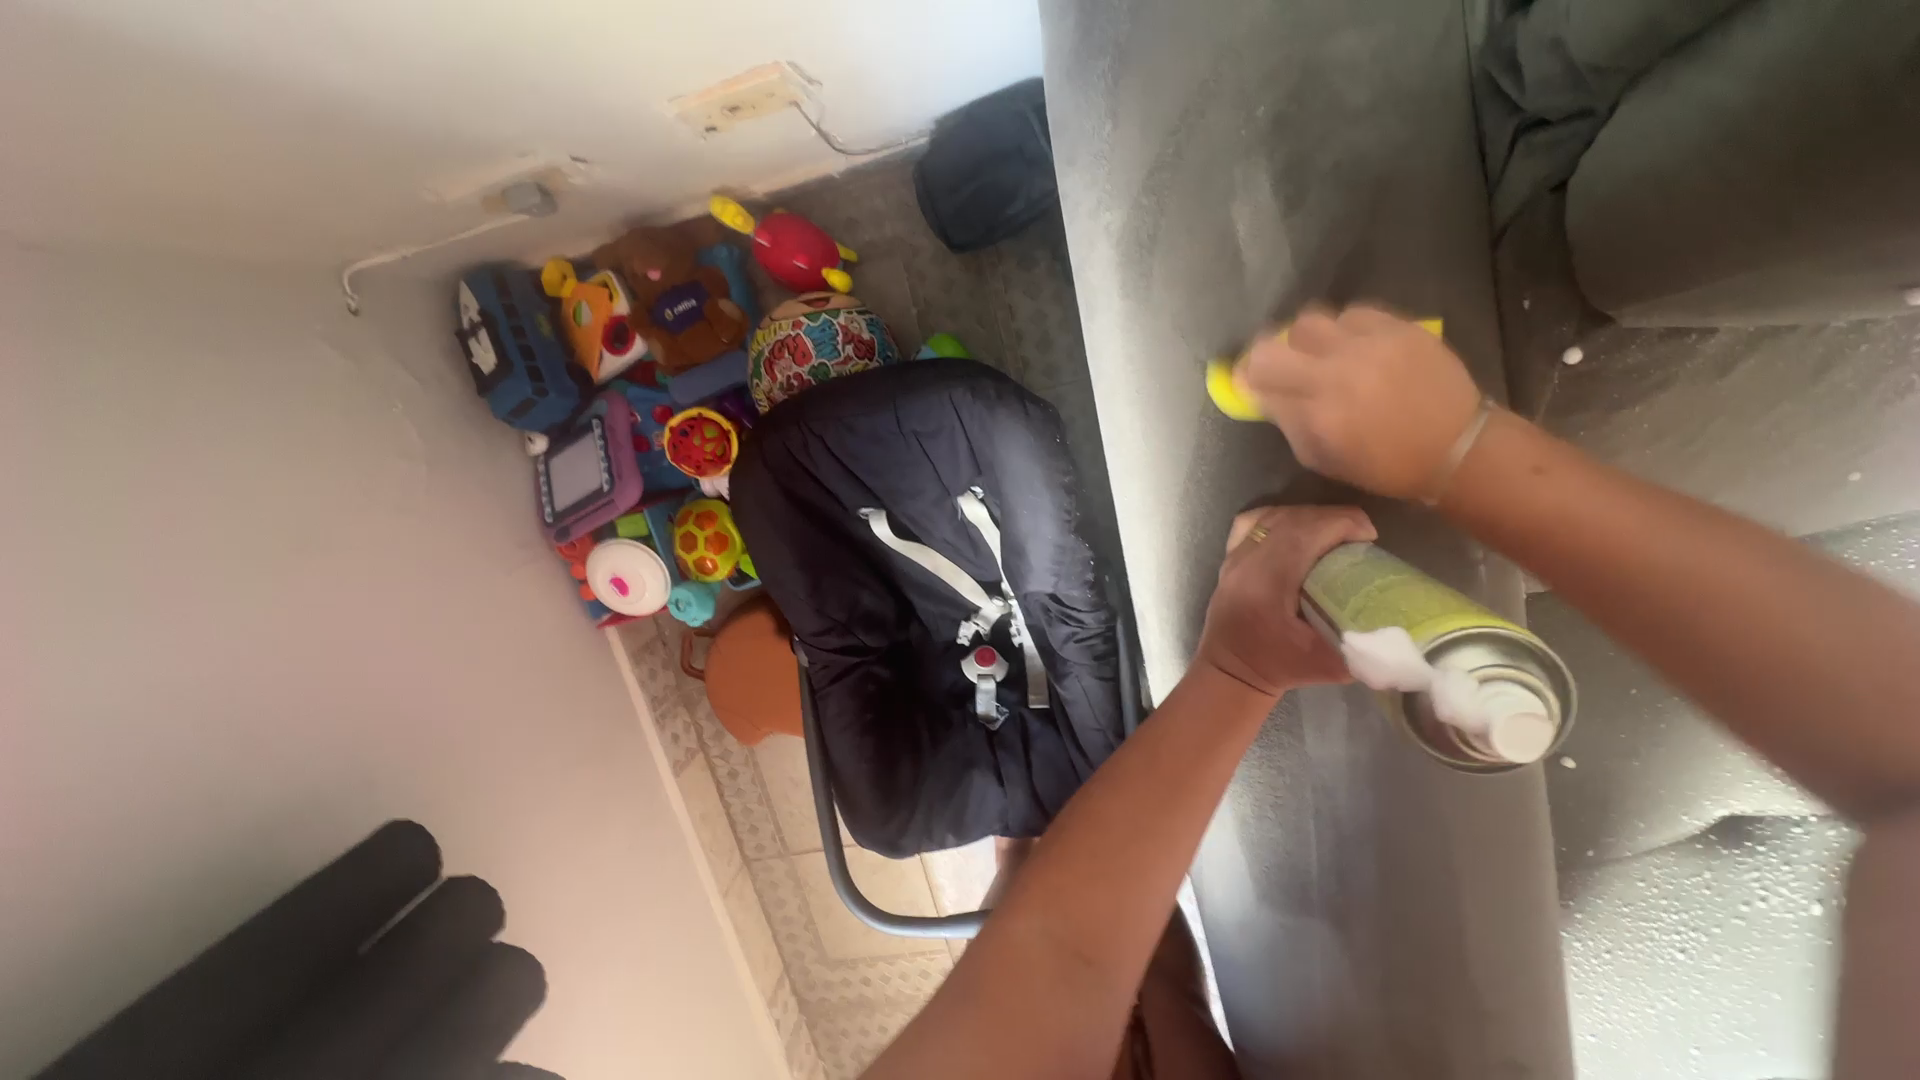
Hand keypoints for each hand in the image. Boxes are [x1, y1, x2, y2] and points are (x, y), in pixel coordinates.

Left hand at [1195, 505, 1377, 697]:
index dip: (1341, 523)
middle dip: (1332, 518)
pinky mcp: (1230, 557)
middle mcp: (1246, 563)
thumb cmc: (1278, 668)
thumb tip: (1406, 632)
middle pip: (1291, 519)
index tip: (1369, 536)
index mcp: (1266, 584)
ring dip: (1310, 516)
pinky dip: (1282, 517)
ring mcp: (1233, 557)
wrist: (1231, 670)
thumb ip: (1365, 647)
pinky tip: (1302, 528)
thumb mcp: (1329, 665)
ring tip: (1337, 532)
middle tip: (1360, 535)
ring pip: (1273, 515)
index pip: (1303, 534)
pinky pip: (1254, 521)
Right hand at [1239, 304, 1482, 499]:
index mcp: (1317, 413)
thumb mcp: (1324, 458)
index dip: (1246, 380)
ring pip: (1309, 322)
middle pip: (1271, 345)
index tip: (1249, 383)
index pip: (1258, 381)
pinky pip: (1352, 314)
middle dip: (1263, 356)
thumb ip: (1289, 423)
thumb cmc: (1384, 465)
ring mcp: (1368, 345)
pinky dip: (1343, 329)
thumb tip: (1266, 395)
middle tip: (1274, 364)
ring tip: (1317, 352)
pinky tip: (1353, 345)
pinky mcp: (1397, 328)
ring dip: (1303, 339)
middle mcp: (1336, 373)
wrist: (1456, 447)